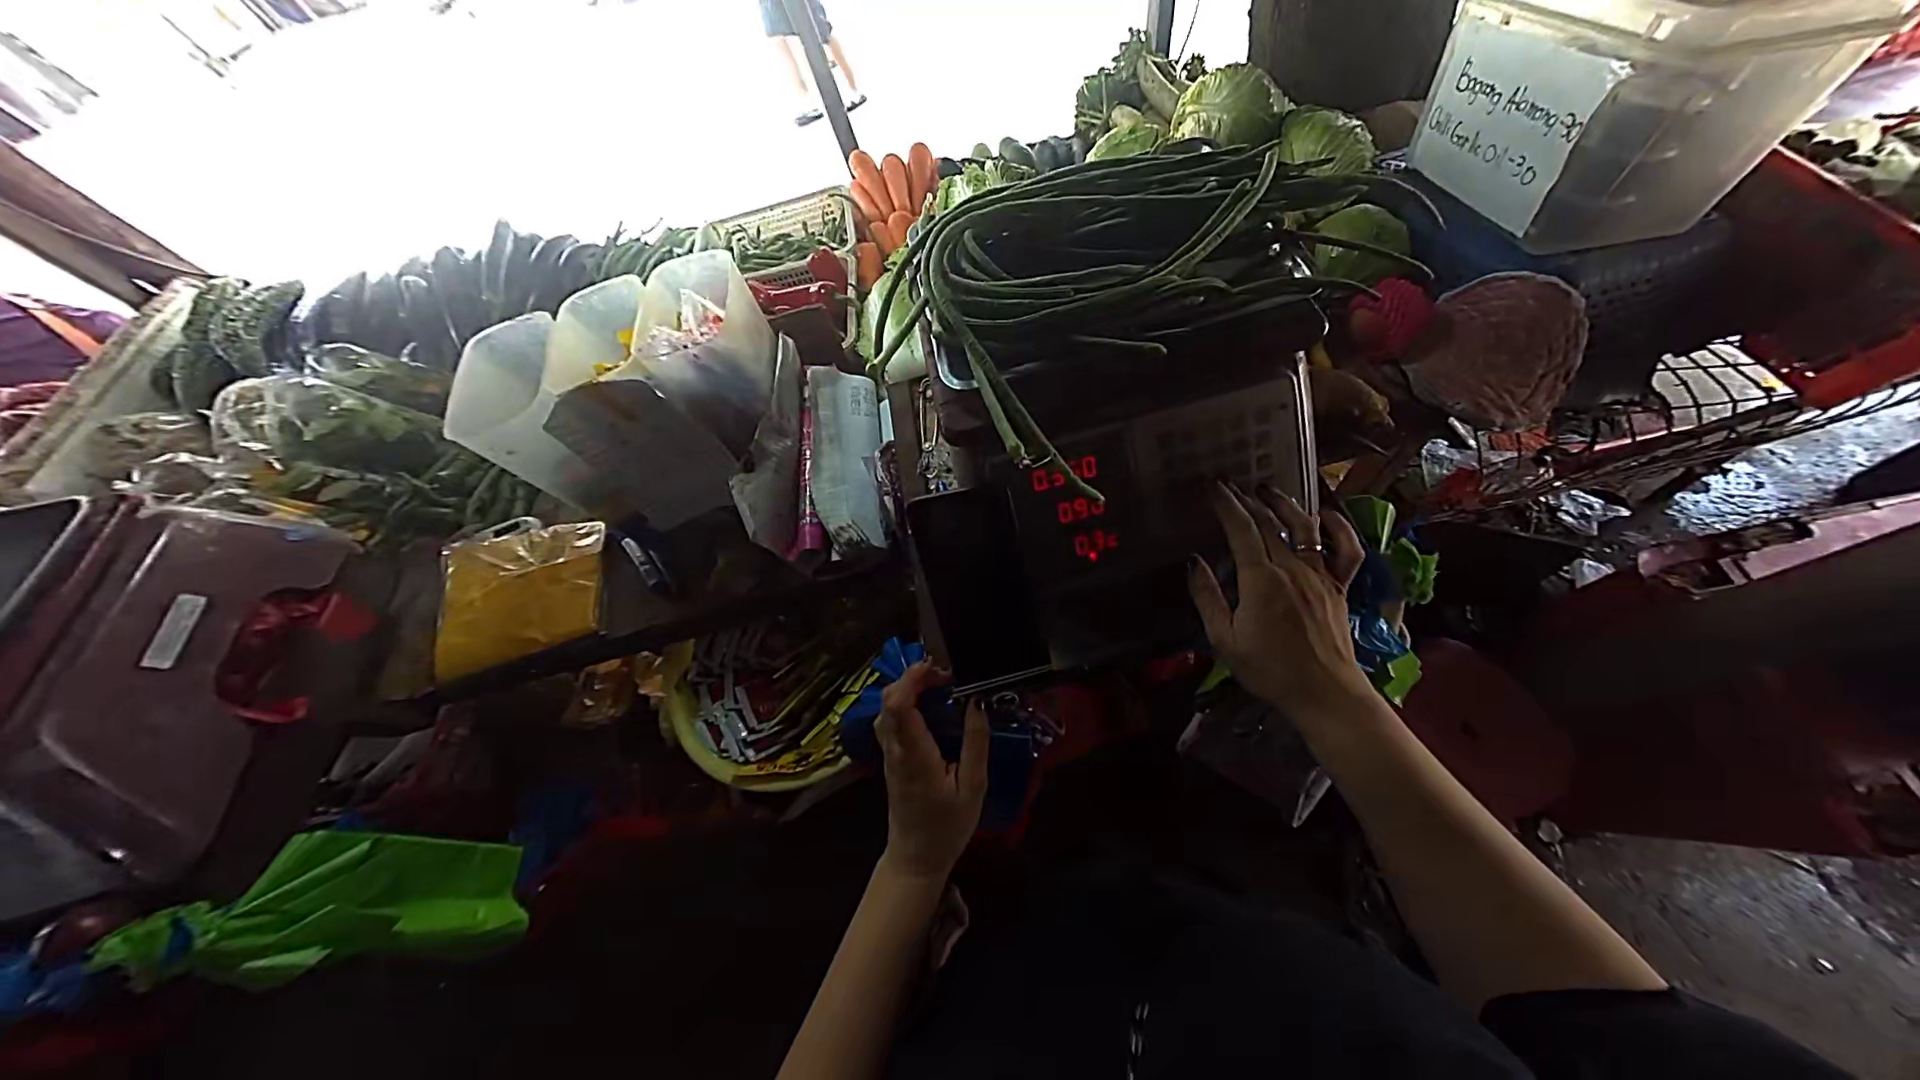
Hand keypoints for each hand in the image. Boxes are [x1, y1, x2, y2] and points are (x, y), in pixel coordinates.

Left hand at [874, 662, 987, 882]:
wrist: (917, 858)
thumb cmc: (947, 826)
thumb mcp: (973, 787)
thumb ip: (975, 743)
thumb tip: (978, 703)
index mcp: (914, 755)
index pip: (899, 706)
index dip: (912, 678)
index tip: (937, 667)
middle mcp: (895, 749)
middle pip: (888, 701)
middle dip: (913, 677)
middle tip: (946, 675)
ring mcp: (889, 753)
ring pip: (886, 709)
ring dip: (909, 688)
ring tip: (940, 684)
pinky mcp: (891, 757)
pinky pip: (891, 720)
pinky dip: (906, 702)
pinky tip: (928, 704)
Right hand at [1188, 482, 1368, 713]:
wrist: (1325, 694)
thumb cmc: (1269, 670)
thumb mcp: (1224, 640)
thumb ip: (1208, 598)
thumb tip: (1194, 562)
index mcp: (1261, 580)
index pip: (1240, 530)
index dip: (1225, 504)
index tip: (1210, 488)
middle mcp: (1292, 569)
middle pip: (1268, 523)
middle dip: (1245, 500)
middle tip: (1228, 486)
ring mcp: (1320, 576)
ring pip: (1304, 528)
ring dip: (1284, 504)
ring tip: (1266, 490)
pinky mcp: (1339, 587)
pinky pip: (1346, 551)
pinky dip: (1339, 529)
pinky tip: (1325, 518)